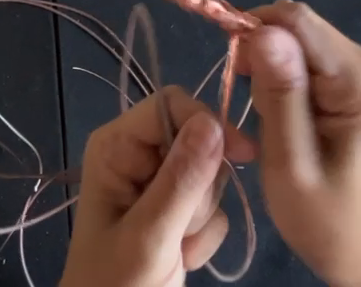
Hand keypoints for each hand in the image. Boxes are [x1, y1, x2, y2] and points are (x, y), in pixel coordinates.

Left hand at [60, 87, 256, 286]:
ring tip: (175, 247)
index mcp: (117, 145)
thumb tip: (213, 122)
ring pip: (210, 175)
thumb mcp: (148, 237)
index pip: (171, 103)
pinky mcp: (178, 211)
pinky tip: (181, 256)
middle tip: (177, 227)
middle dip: (199, 188)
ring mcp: (158, 184)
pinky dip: (203, 236)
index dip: (207, 121)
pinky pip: (215, 207)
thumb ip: (181, 181)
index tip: (242, 153)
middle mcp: (137, 155)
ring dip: (200, 216)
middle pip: (196, 139)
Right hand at [238, 1, 360, 286]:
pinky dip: (279, 77)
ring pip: (293, 38)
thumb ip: (280, 94)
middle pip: (294, 26)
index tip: (233, 71)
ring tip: (271, 119)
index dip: (255, 32)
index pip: (295, 20)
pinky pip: (300, 55)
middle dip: (262, 57)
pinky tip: (281, 114)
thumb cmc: (325, 218)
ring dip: (269, 69)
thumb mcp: (291, 163)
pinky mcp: (349, 78)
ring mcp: (360, 68)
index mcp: (358, 78)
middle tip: (256, 109)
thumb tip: (262, 31)